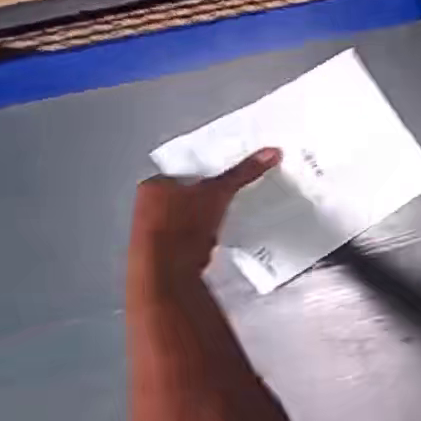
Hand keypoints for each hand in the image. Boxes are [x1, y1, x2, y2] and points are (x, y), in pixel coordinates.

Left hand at [130, 148, 280, 276]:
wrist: (167, 269)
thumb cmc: (184, 223)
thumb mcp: (219, 191)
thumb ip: (244, 172)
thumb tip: (272, 151)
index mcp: (154, 184)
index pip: (188, 172)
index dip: (213, 173)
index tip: (235, 177)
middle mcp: (148, 203)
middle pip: (191, 192)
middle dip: (213, 194)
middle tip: (239, 193)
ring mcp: (154, 227)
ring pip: (193, 213)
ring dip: (211, 215)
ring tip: (235, 214)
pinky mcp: (166, 248)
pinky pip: (194, 232)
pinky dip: (208, 232)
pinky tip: (222, 234)